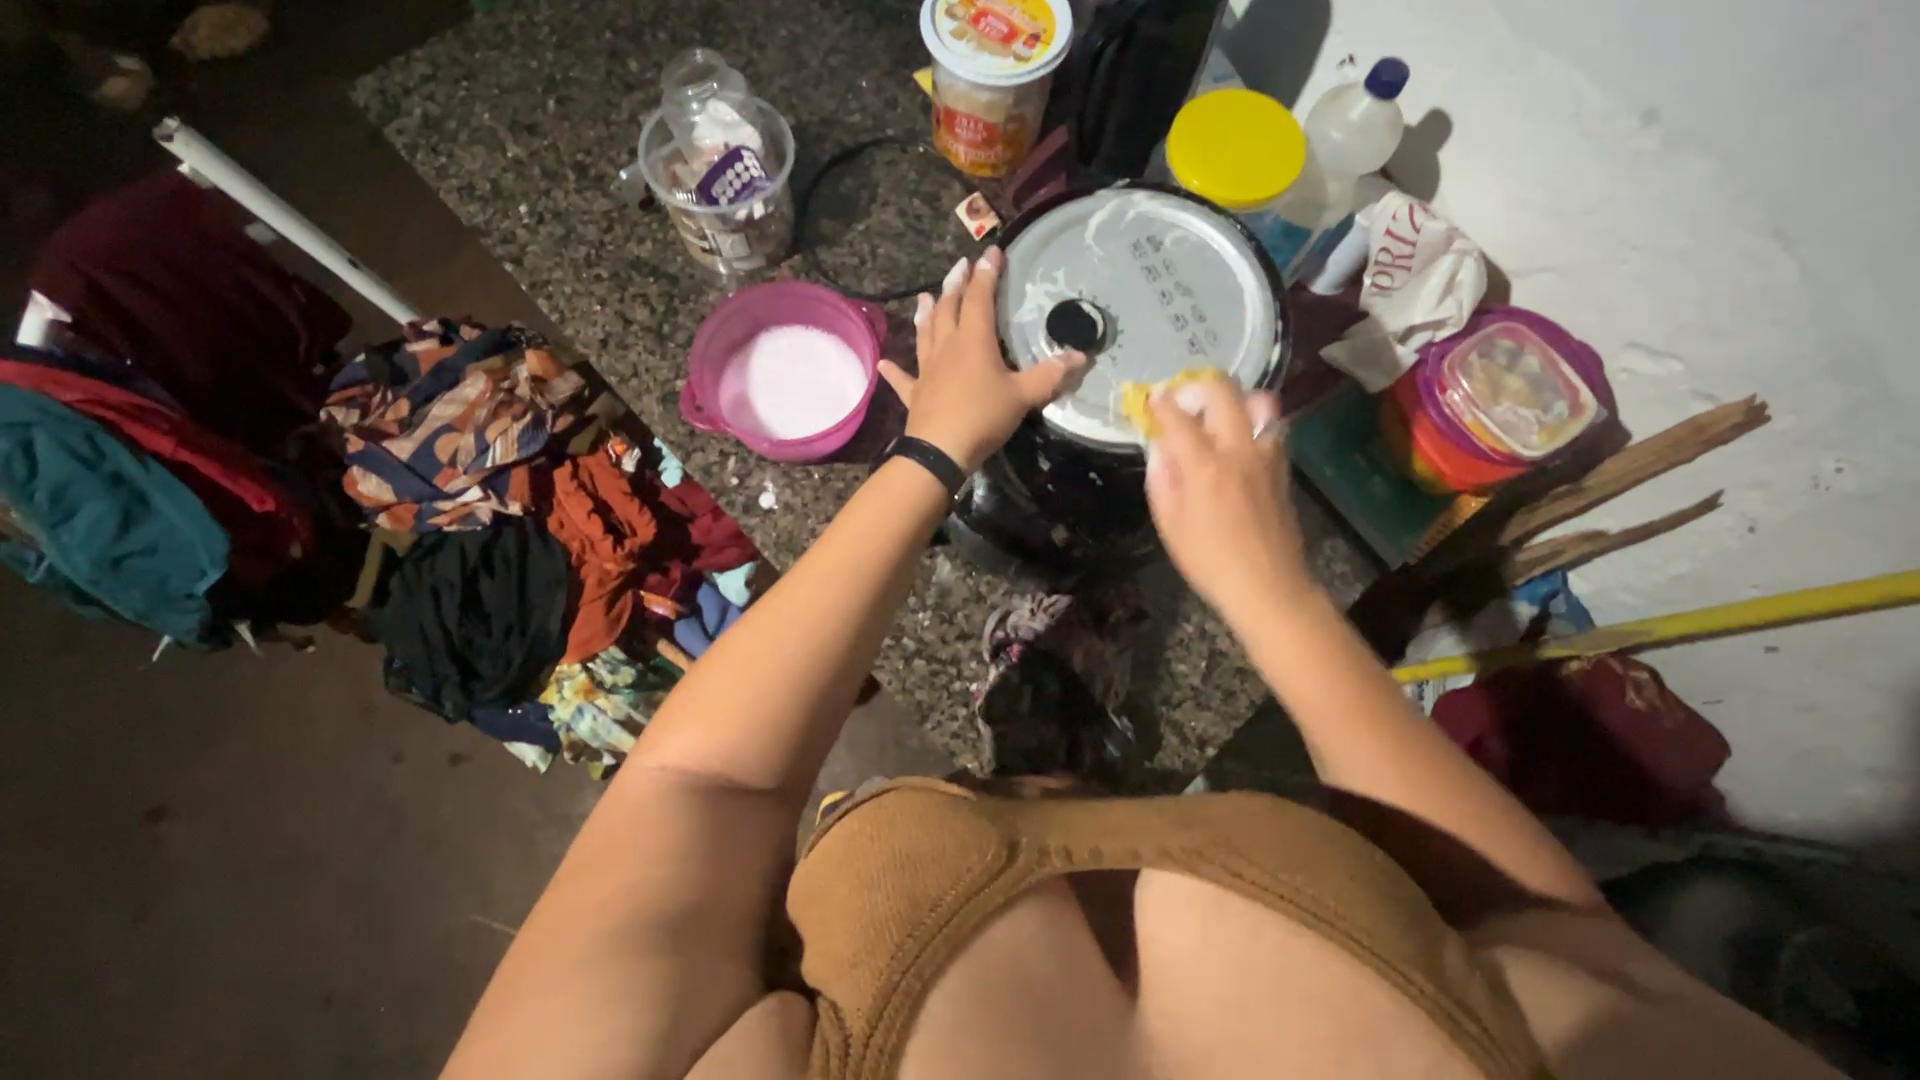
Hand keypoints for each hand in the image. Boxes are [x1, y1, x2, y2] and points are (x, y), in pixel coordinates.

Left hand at [878, 247, 1088, 471]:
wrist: (940, 452)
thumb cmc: (983, 417)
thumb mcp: (1023, 396)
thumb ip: (1050, 375)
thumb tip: (1080, 356)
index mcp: (974, 341)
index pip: (979, 298)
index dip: (986, 274)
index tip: (990, 253)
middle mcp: (947, 348)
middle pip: (949, 309)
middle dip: (955, 285)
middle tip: (958, 266)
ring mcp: (927, 370)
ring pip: (925, 334)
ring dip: (925, 314)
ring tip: (924, 297)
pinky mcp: (915, 395)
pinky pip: (902, 379)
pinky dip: (893, 370)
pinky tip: (882, 362)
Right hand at [1144, 377, 1316, 624]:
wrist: (1268, 586)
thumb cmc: (1210, 562)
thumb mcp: (1170, 524)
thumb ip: (1162, 477)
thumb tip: (1160, 447)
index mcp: (1205, 466)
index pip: (1178, 416)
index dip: (1159, 403)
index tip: (1150, 400)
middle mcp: (1240, 450)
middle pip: (1223, 391)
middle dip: (1196, 388)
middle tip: (1182, 404)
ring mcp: (1268, 455)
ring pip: (1258, 401)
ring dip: (1232, 401)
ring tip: (1216, 419)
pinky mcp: (1283, 467)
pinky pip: (1271, 426)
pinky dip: (1252, 422)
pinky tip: (1237, 444)